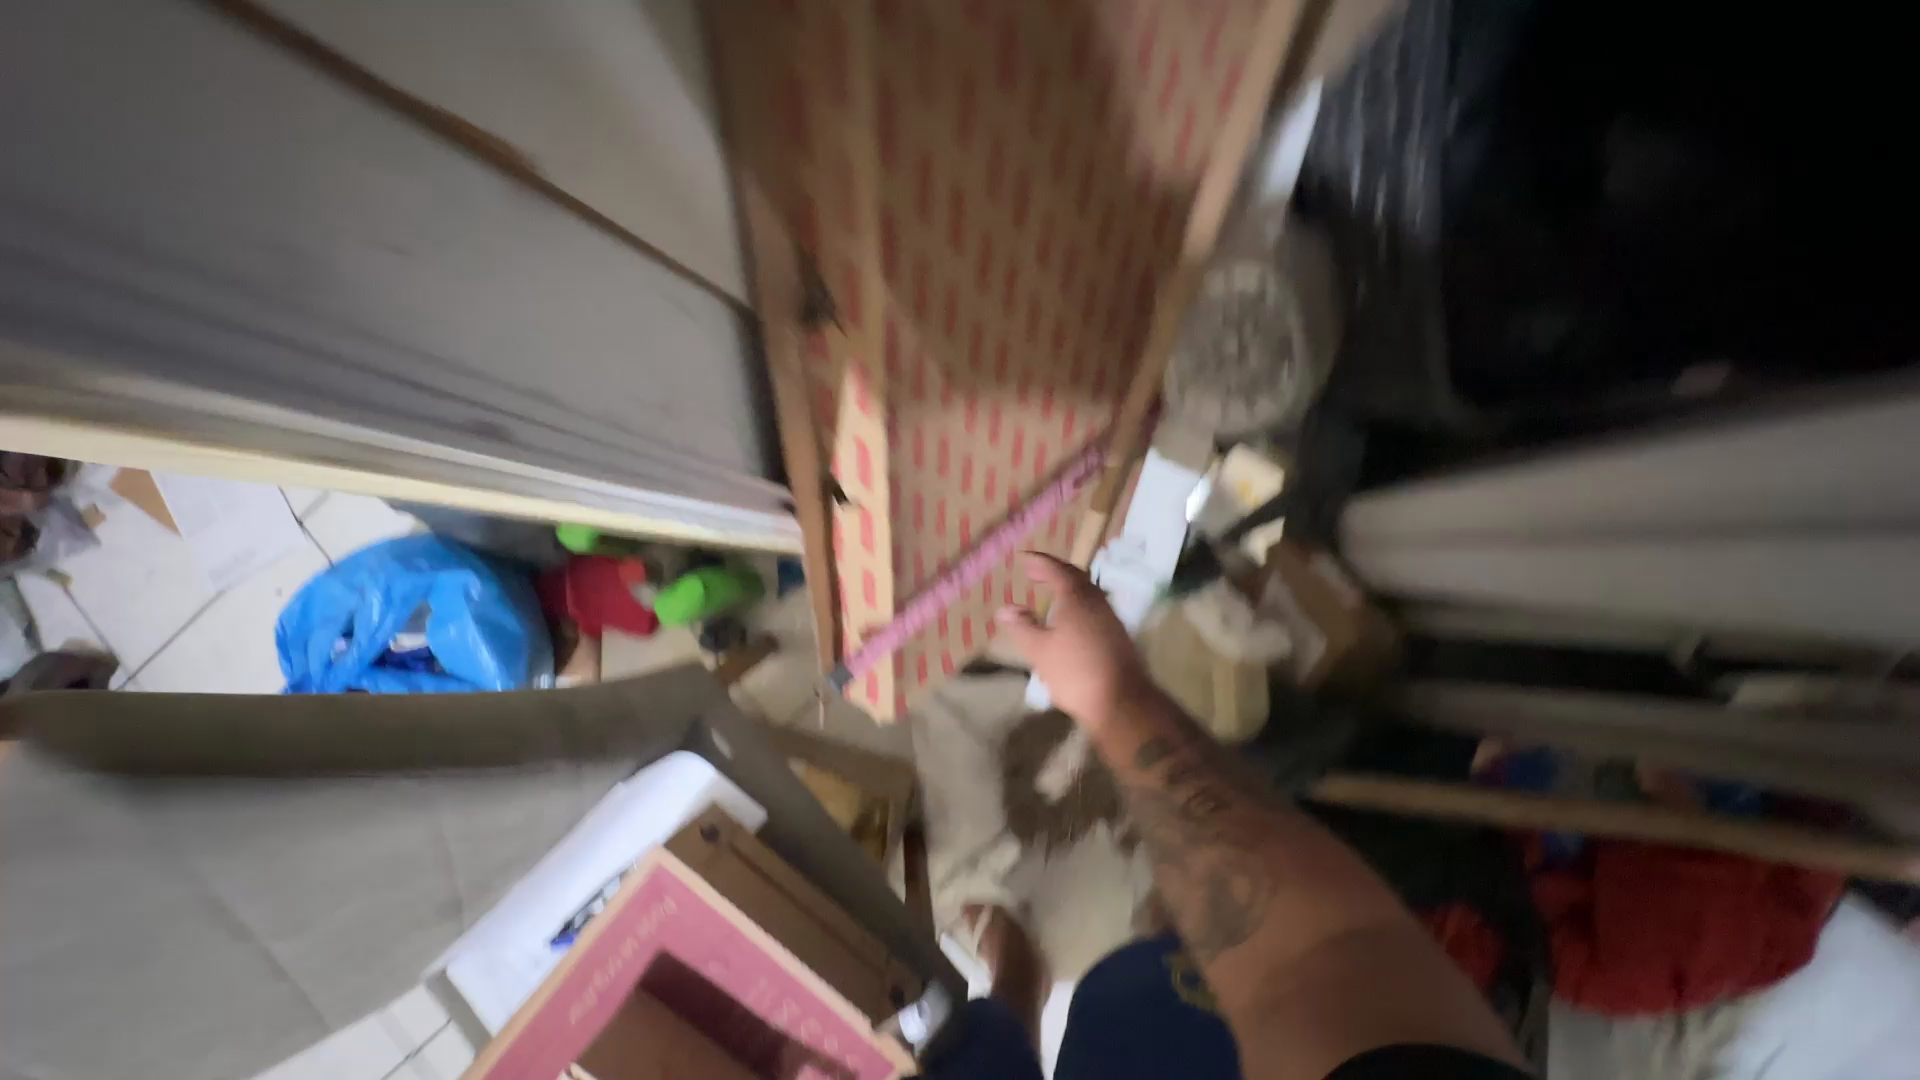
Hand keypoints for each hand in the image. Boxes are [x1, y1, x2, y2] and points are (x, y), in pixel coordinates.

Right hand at [996, 552, 1152, 726]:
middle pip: (1075, 577)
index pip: (1057, 570)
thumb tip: (1005, 608)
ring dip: (1068, 587)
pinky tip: (1070, 618)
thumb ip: (1022, 626)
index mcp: (1076, 598)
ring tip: (1050, 592)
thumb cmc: (1075, 672)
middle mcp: (1096, 601)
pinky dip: (1078, 603)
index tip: (1024, 559)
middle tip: (1035, 572)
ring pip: (1088, 592)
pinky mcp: (1117, 635)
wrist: (1122, 701)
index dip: (1040, 562)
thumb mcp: (1040, 650)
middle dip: (1054, 571)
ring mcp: (1110, 618)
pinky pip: (1094, 607)